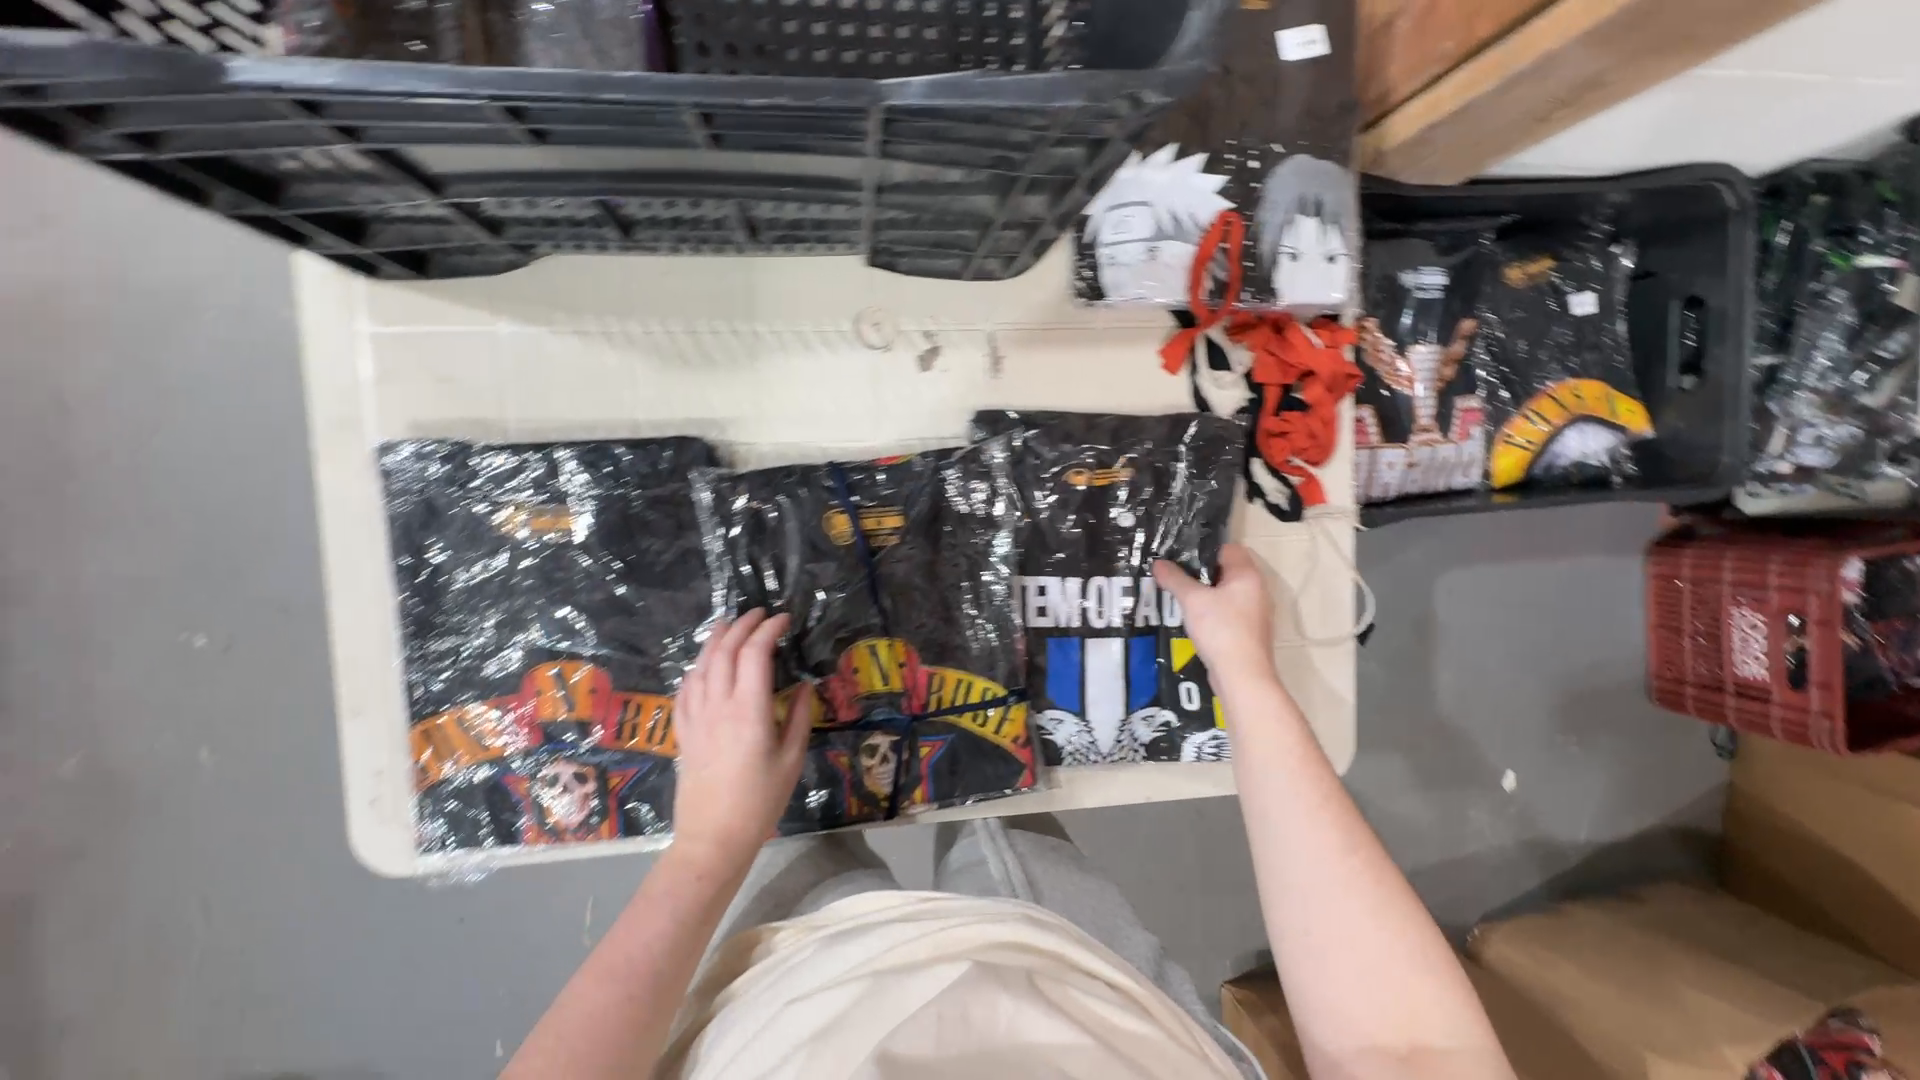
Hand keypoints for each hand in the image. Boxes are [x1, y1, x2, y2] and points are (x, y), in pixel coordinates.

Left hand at [671, 611, 812, 865]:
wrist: (714, 837)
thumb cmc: (761, 801)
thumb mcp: (791, 759)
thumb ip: (799, 717)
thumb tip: (803, 685)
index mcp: (749, 710)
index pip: (756, 653)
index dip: (769, 629)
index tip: (784, 620)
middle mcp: (718, 705)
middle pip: (725, 650)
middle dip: (742, 625)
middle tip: (759, 614)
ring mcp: (696, 717)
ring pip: (701, 665)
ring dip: (716, 640)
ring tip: (728, 625)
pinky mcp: (683, 731)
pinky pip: (685, 689)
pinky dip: (696, 668)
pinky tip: (702, 666)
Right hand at [1154, 544, 1278, 699]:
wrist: (1242, 675)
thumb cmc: (1220, 629)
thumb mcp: (1192, 600)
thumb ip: (1175, 579)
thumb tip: (1158, 563)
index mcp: (1247, 575)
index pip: (1228, 548)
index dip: (1204, 550)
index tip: (1181, 557)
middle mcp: (1257, 589)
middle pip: (1228, 570)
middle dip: (1202, 573)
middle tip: (1176, 576)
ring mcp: (1256, 611)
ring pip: (1228, 593)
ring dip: (1207, 594)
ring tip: (1181, 597)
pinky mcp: (1250, 630)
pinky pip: (1229, 611)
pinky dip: (1213, 611)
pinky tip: (1195, 620)